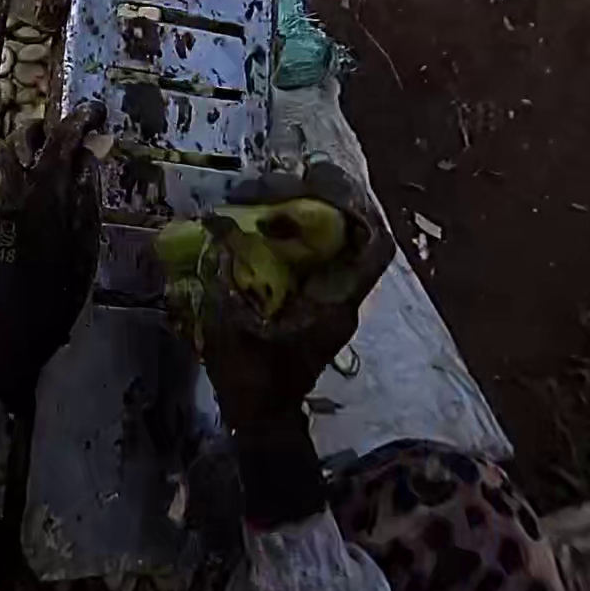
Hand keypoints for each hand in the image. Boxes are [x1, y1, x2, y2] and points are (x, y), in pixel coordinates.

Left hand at [0, 101, 104, 410]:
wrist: (6, 327)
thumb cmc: (55, 293)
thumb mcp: (83, 246)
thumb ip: (84, 195)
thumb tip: (90, 155)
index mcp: (42, 194)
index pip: (59, 141)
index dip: (78, 121)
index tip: (94, 112)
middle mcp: (12, 189)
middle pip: (20, 139)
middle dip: (43, 128)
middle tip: (67, 132)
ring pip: (6, 158)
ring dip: (28, 149)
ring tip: (52, 160)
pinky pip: (1, 180)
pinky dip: (19, 172)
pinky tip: (36, 191)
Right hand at [190, 162, 392, 430]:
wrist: (259, 414)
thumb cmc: (251, 374)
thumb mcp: (232, 321)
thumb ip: (226, 270)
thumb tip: (216, 222)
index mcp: (336, 300)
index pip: (373, 244)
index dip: (354, 204)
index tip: (316, 176)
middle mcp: (340, 293)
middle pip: (346, 232)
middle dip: (310, 199)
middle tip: (262, 185)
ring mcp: (323, 294)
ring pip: (326, 240)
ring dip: (296, 212)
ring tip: (253, 195)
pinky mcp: (304, 297)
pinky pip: (305, 252)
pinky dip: (283, 231)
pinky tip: (252, 221)